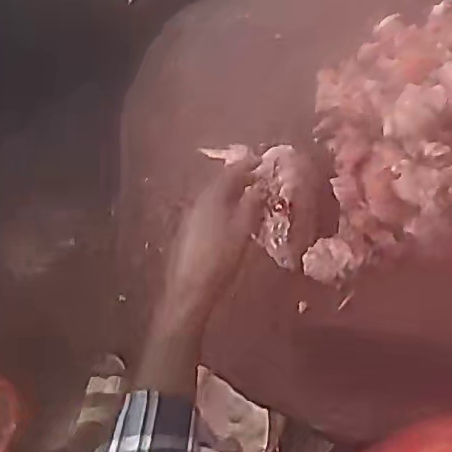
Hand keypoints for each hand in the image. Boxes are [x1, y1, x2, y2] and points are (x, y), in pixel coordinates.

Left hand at [155, 157, 257, 329]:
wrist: (189, 290)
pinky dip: (224, 204)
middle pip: (221, 182)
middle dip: (240, 177)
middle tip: (258, 177)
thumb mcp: (243, 231)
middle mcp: (199, 201)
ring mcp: (192, 216)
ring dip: (232, 192)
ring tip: (249, 194)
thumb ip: (252, 206)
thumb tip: (259, 187)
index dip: (248, 165)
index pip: (232, 172)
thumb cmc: (220, 260)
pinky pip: (210, 207)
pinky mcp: (189, 230)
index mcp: (213, 197)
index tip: (262, 160)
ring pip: (215, 195)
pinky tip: (232, 215)